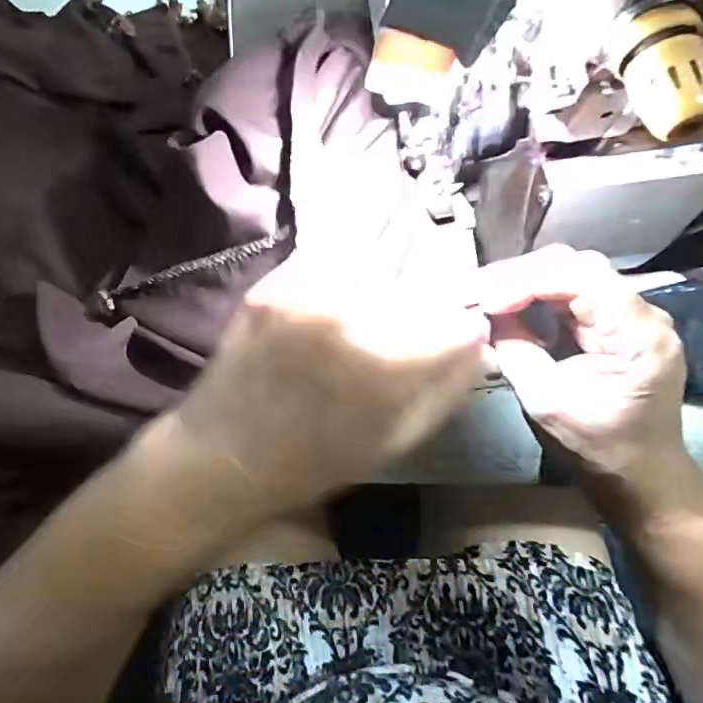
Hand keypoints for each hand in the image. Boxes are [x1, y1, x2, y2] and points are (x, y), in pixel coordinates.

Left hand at [174, 248, 486, 524]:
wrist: (224, 454)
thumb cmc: (316, 461)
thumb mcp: (397, 440)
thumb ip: (449, 384)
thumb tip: (479, 334)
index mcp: (389, 363)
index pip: (459, 314)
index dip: (463, 322)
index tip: (455, 329)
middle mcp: (351, 312)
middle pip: (419, 265)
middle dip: (429, 280)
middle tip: (421, 300)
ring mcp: (306, 289)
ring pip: (373, 240)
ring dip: (392, 249)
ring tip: (387, 273)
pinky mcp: (274, 281)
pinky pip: (328, 248)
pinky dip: (347, 250)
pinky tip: (347, 275)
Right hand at [474, 246, 702, 525]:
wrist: (639, 476)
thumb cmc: (595, 446)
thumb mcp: (545, 400)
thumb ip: (515, 350)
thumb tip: (485, 314)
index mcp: (638, 333)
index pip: (579, 279)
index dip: (525, 282)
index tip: (484, 302)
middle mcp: (642, 314)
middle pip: (577, 266)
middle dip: (521, 274)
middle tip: (477, 292)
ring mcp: (630, 317)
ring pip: (573, 273)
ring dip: (526, 280)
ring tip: (487, 294)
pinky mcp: (614, 325)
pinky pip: (573, 293)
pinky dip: (536, 294)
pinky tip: (509, 303)